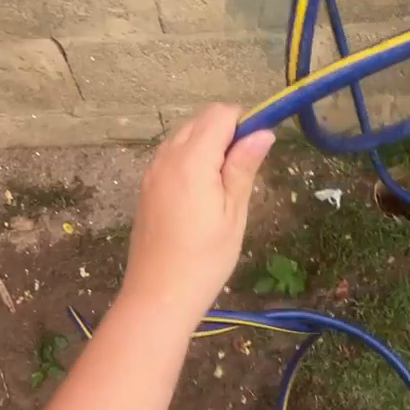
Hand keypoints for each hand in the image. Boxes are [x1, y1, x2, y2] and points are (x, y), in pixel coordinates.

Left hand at [120, 105, 274, 322]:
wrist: (159, 295)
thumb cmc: (205, 259)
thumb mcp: (234, 213)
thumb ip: (244, 167)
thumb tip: (263, 132)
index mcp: (192, 160)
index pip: (220, 114)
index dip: (244, 123)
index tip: (256, 152)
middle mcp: (167, 157)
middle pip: (200, 121)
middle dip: (226, 134)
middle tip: (242, 175)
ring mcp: (152, 172)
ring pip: (184, 137)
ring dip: (208, 147)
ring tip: (223, 189)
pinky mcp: (146, 187)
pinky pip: (171, 157)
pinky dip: (190, 161)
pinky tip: (201, 196)